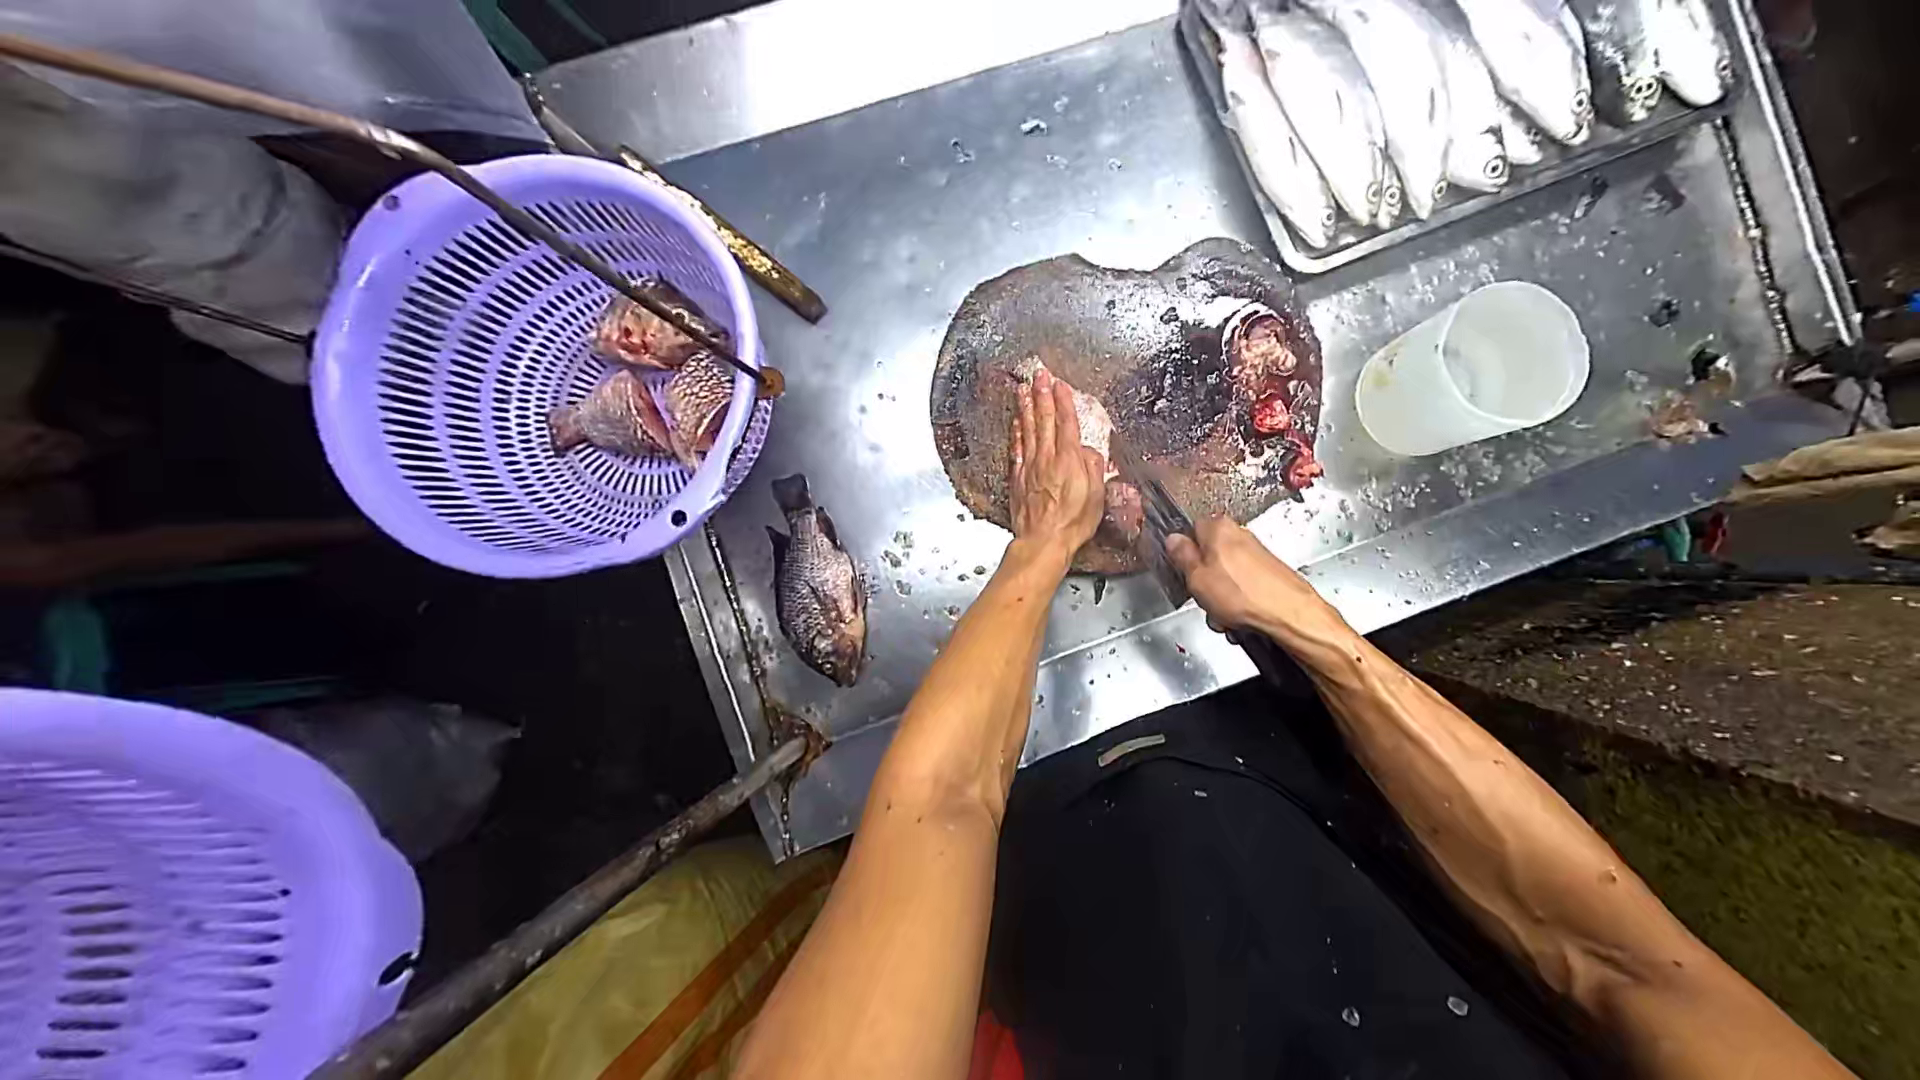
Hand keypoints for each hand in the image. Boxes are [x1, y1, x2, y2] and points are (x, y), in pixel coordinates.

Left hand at [1009, 368, 1106, 561]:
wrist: (1043, 541)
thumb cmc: (1072, 523)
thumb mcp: (1096, 496)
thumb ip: (1093, 469)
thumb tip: (1089, 453)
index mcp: (1069, 460)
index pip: (1066, 423)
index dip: (1063, 401)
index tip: (1059, 384)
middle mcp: (1047, 458)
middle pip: (1044, 420)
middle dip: (1042, 395)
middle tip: (1038, 375)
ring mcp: (1030, 467)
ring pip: (1027, 430)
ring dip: (1026, 407)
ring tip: (1023, 390)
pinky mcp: (1018, 479)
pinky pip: (1016, 449)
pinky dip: (1016, 433)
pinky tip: (1016, 422)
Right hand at [1164, 516, 1351, 647]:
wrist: (1290, 615)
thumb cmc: (1245, 595)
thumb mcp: (1195, 577)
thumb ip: (1180, 555)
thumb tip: (1173, 540)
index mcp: (1218, 527)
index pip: (1189, 531)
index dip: (1182, 554)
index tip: (1180, 570)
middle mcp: (1239, 535)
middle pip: (1207, 556)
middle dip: (1202, 580)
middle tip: (1202, 597)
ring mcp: (1255, 554)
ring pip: (1223, 575)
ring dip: (1219, 597)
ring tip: (1223, 615)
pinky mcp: (1268, 574)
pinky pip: (1241, 587)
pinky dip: (1237, 602)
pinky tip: (1238, 618)